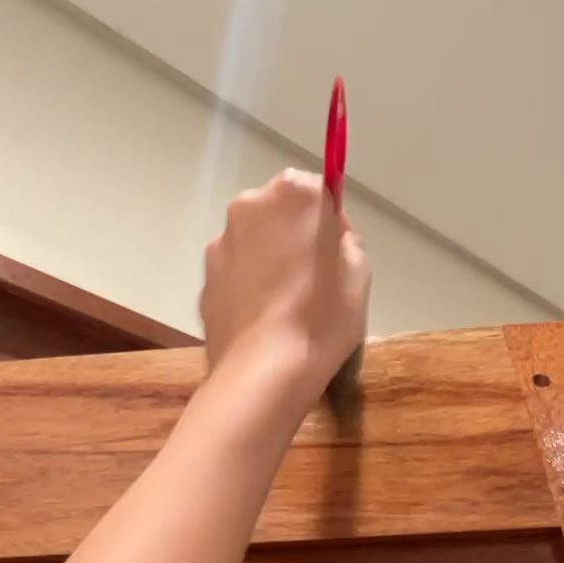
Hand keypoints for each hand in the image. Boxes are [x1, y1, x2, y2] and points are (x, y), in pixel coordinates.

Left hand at [199, 170, 369, 411]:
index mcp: (293, 193)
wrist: (263, 371)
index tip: (333, 255)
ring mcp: (220, 243)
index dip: (326, 223)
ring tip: (282, 307)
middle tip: (311, 282)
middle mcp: (249, 206)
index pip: (316, 190)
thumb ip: (344, 241)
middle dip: (292, 238)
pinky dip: (245, 288)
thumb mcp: (359, 273)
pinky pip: (234, 275)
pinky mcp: (204, 279)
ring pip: (252, 244)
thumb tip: (327, 238)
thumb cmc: (321, 318)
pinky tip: (260, 321)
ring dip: (266, 262)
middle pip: (278, 214)